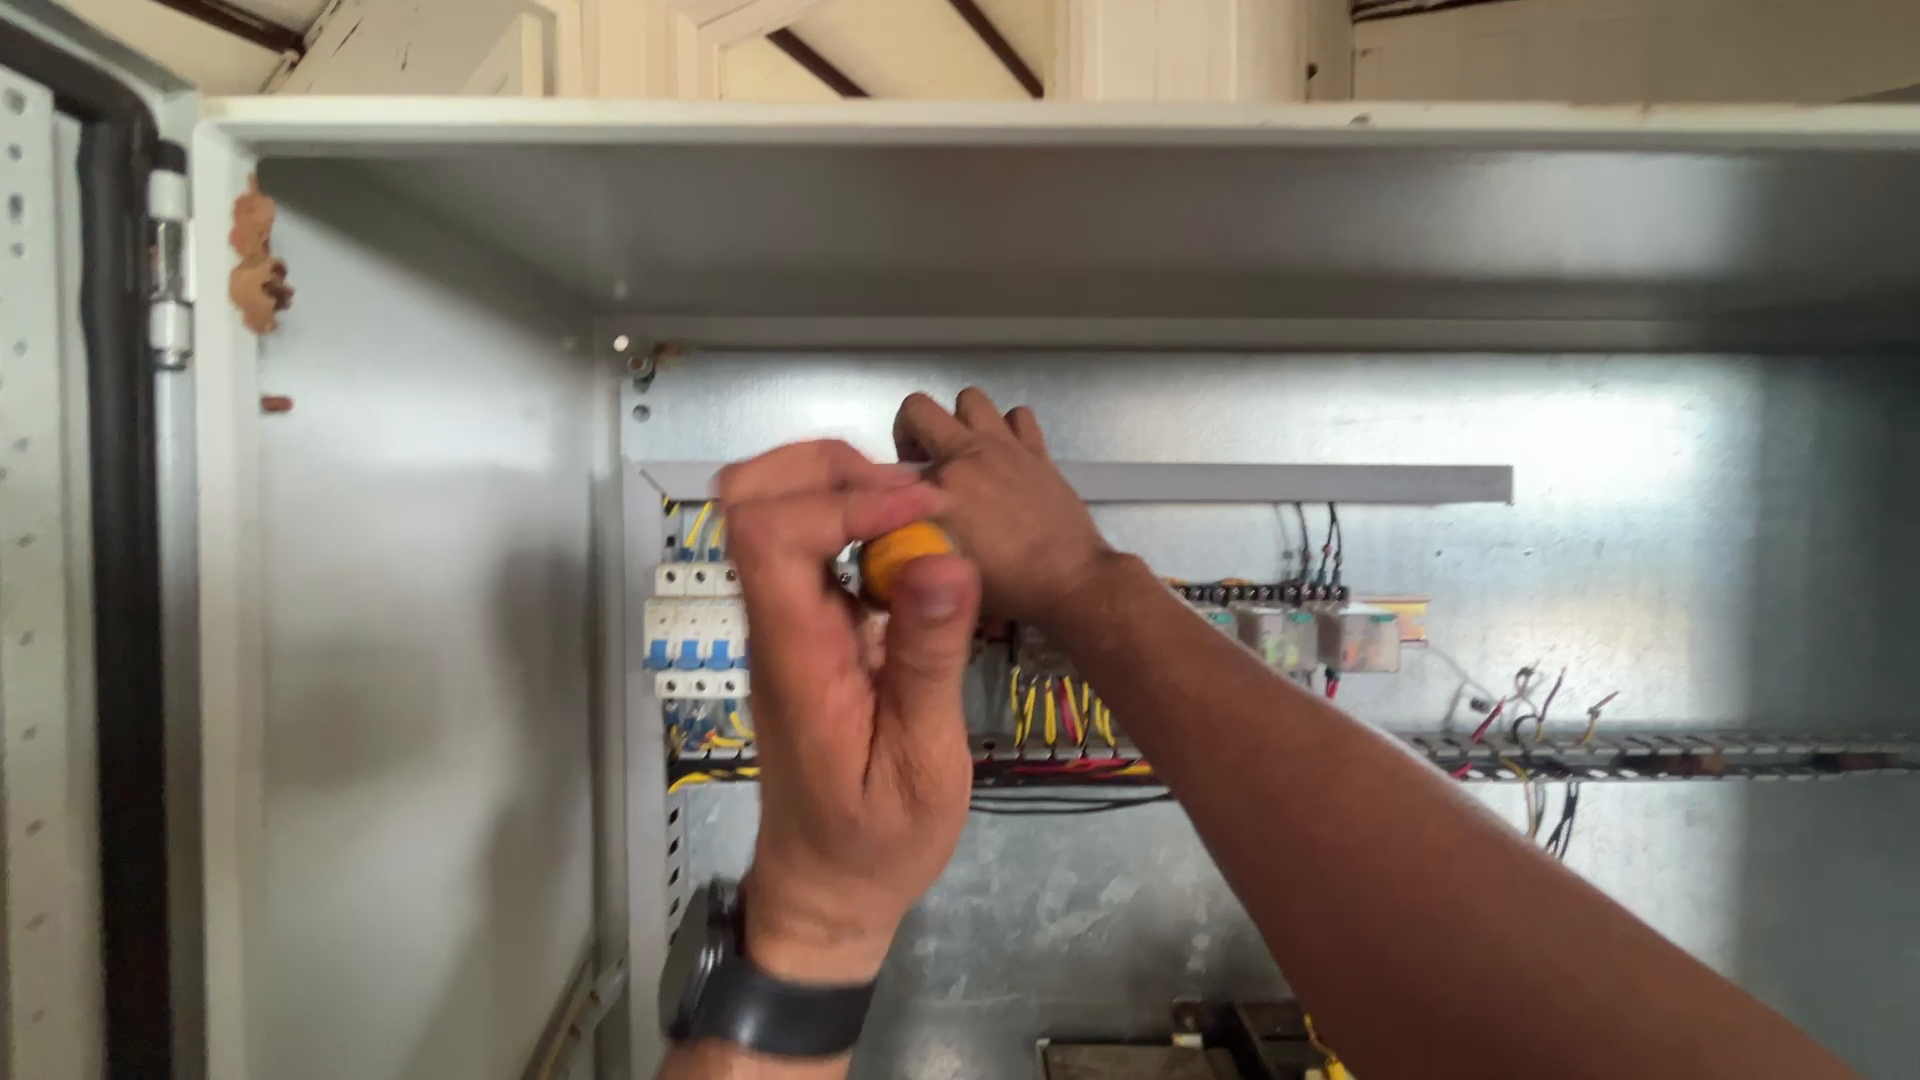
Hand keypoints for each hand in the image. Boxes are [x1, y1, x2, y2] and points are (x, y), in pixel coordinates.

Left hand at [717, 440, 981, 984]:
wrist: (826, 889)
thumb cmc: (875, 840)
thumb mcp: (922, 760)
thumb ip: (927, 660)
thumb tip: (944, 557)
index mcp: (793, 655)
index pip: (770, 534)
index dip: (844, 499)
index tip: (925, 512)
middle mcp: (774, 625)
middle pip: (747, 501)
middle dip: (825, 468)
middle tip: (906, 494)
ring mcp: (783, 626)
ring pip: (772, 514)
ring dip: (840, 487)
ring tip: (917, 512)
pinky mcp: (804, 633)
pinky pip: (808, 548)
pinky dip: (854, 522)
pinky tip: (909, 549)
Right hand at [893, 388, 1112, 625]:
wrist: (1069, 580)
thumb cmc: (1007, 587)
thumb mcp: (945, 570)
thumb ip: (913, 543)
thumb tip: (895, 530)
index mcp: (939, 489)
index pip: (890, 471)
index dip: (886, 486)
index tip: (896, 505)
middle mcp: (967, 456)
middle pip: (917, 409)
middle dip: (911, 431)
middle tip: (923, 465)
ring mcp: (1006, 448)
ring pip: (970, 399)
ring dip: (960, 421)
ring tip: (965, 454)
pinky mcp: (1037, 451)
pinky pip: (1018, 414)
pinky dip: (1008, 428)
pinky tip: (1007, 456)